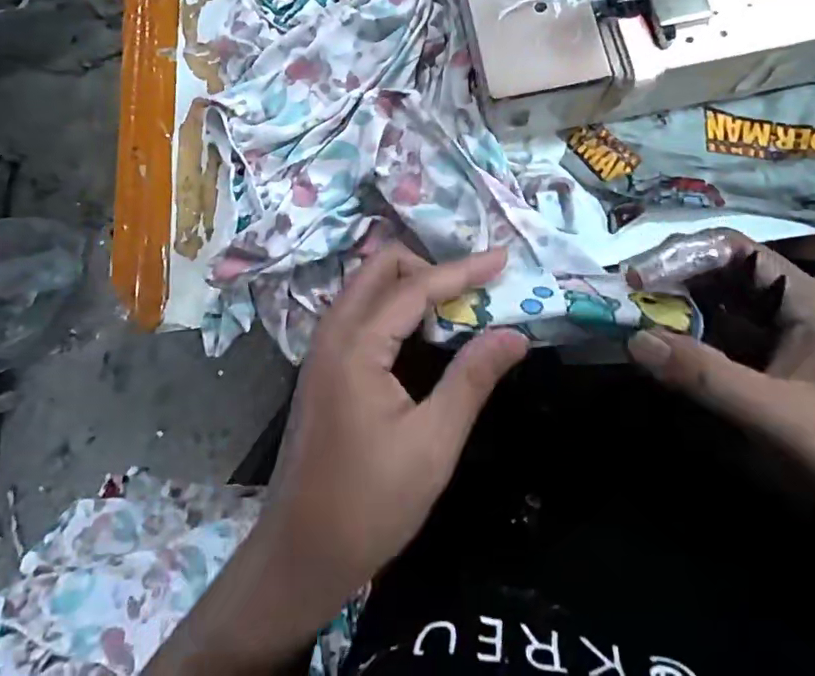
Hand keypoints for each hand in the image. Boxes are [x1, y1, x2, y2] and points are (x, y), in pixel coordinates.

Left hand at [260, 243, 529, 600]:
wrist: (300, 555)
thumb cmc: (370, 504)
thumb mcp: (433, 443)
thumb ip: (472, 379)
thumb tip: (514, 334)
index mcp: (355, 347)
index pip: (415, 287)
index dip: (462, 270)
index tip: (502, 259)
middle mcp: (331, 335)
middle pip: (379, 268)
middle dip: (430, 266)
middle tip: (475, 288)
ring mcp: (321, 351)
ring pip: (366, 288)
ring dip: (411, 284)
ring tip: (456, 303)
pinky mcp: (322, 369)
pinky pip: (359, 313)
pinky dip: (394, 306)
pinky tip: (421, 331)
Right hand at [625, 230, 814, 538]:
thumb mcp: (779, 415)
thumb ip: (707, 376)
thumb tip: (635, 339)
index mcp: (806, 301)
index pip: (734, 251)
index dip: (684, 256)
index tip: (637, 278)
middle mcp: (794, 311)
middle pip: (723, 278)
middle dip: (675, 284)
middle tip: (626, 301)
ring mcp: (787, 344)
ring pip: (723, 313)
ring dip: (681, 315)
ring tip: (635, 323)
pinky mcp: (779, 376)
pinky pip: (728, 347)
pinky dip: (695, 346)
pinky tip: (666, 358)